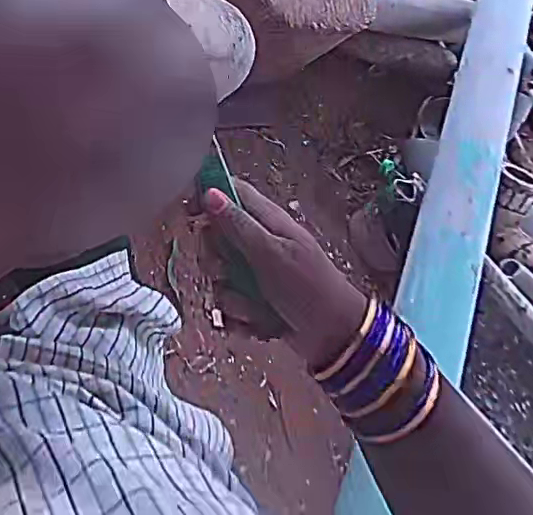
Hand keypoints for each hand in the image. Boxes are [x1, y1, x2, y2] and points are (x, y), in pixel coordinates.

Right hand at [203, 180, 371, 368]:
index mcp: (266, 220)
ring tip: (253, 305)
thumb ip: (238, 224)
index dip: (207, 196)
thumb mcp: (271, 253)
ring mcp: (255, 271)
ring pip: (218, 272)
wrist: (341, 342)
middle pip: (214, 235)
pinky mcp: (254, 298)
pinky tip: (256, 322)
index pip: (229, 190)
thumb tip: (209, 192)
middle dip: (214, 258)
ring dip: (230, 293)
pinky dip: (239, 315)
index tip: (191, 214)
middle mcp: (257, 241)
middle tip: (227, 270)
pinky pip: (229, 301)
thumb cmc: (309, 289)